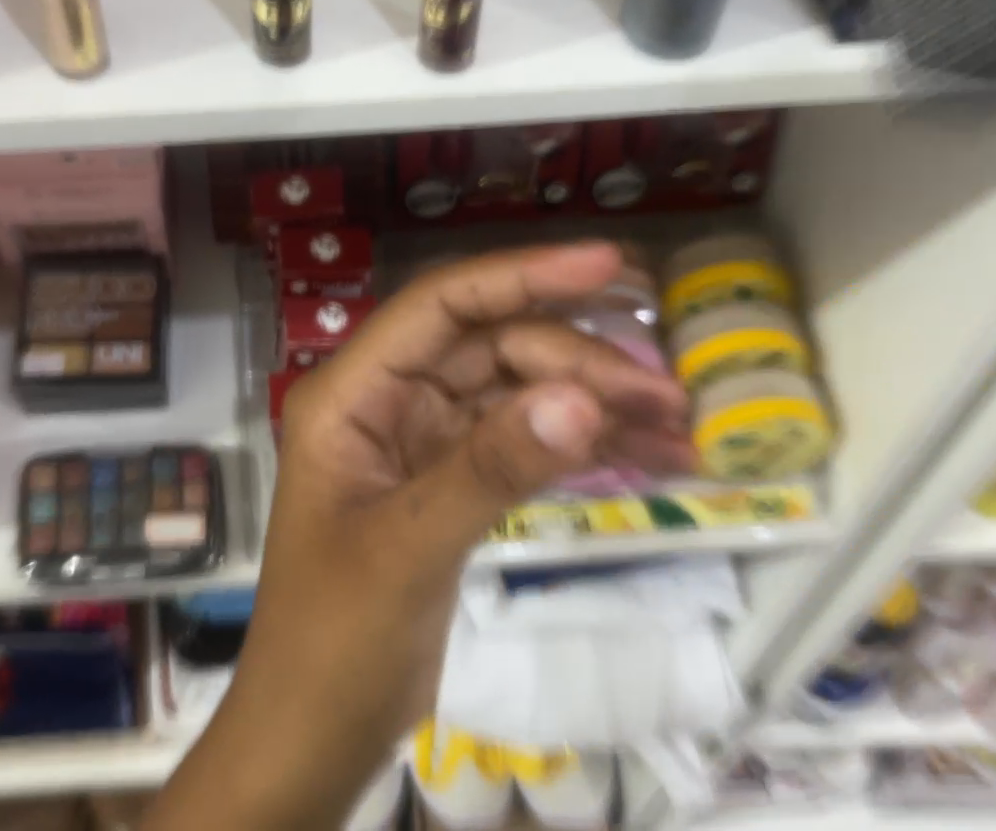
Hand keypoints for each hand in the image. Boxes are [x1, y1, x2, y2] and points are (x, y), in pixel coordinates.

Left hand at [146, 243, 689, 829]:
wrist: (315, 729)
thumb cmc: (335, 639)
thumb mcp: (408, 548)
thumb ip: (490, 469)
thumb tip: (583, 399)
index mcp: (351, 396)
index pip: (440, 307)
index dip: (523, 277)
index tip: (609, 267)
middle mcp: (385, 404)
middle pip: (491, 350)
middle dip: (578, 362)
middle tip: (667, 396)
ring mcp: (419, 444)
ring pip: (515, 395)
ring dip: (592, 404)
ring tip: (679, 426)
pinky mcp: (449, 484)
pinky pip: (520, 445)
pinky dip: (578, 447)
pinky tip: (647, 457)